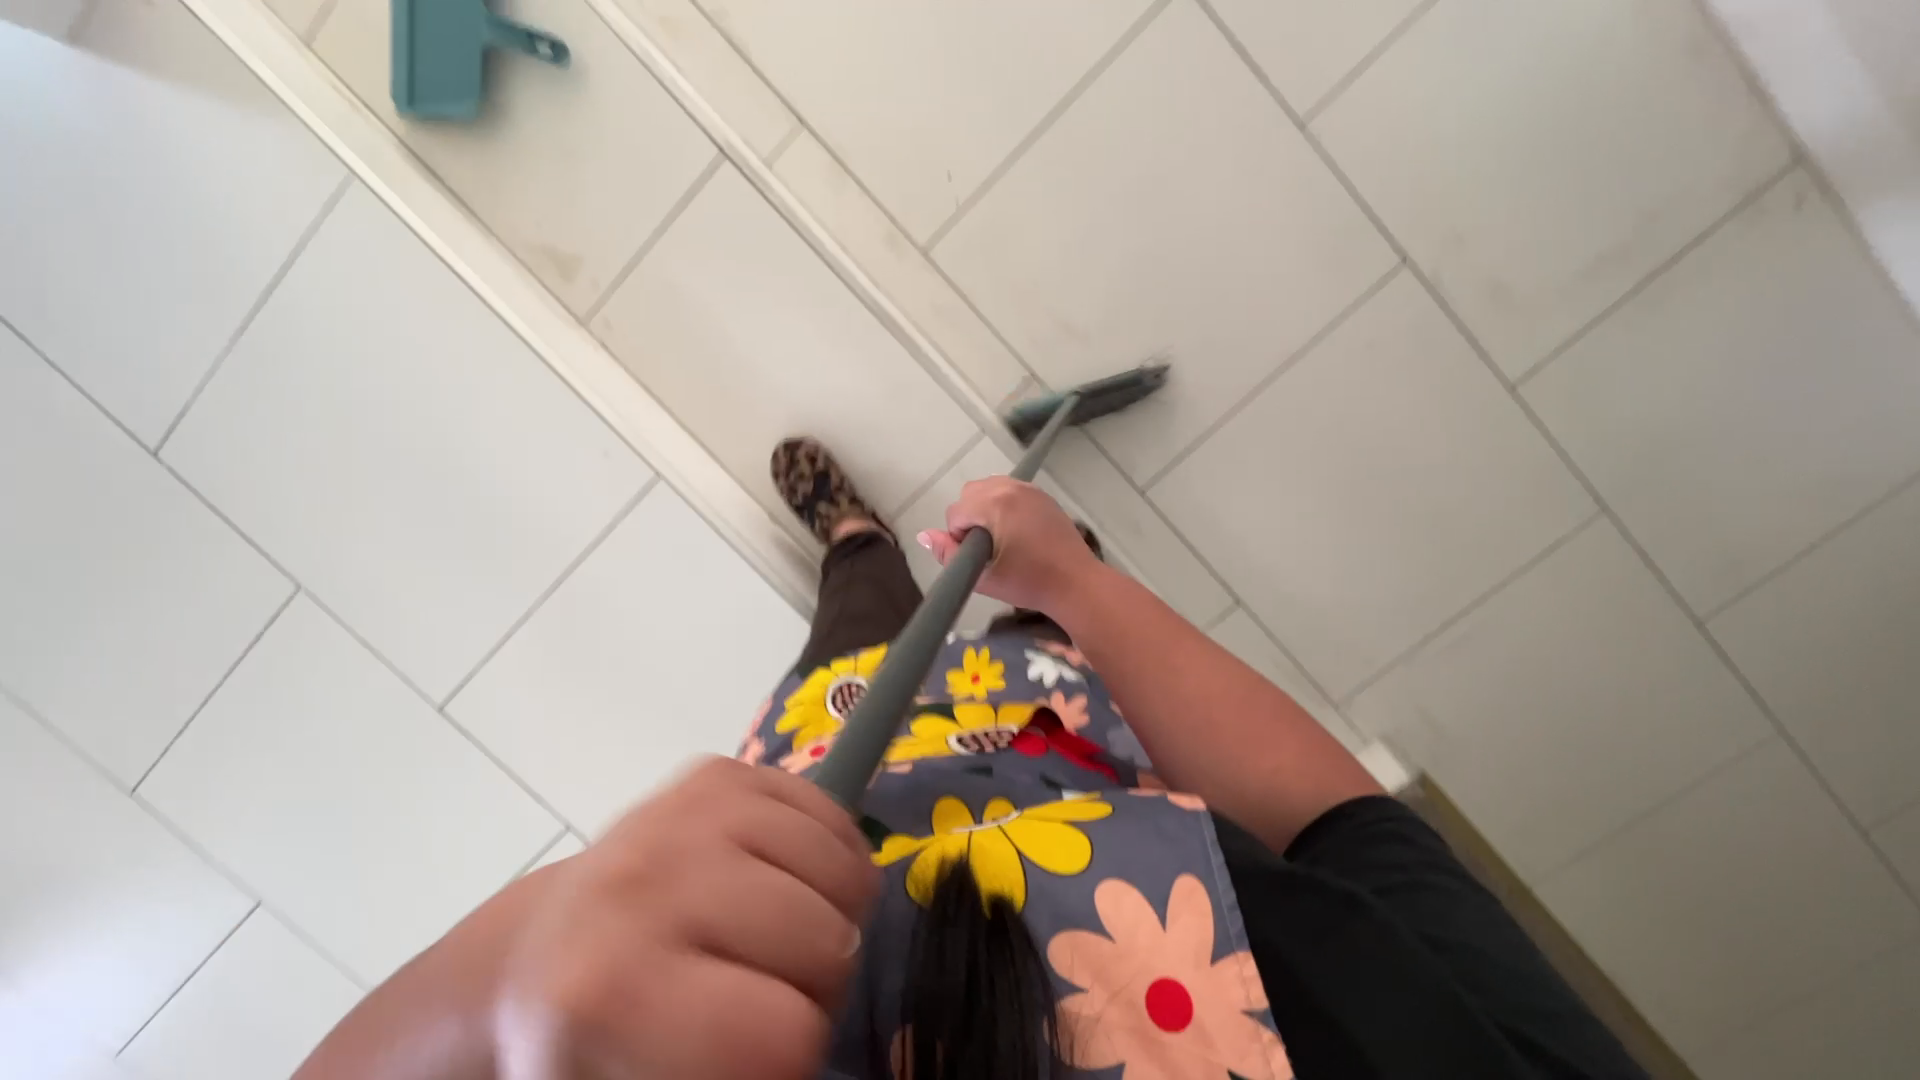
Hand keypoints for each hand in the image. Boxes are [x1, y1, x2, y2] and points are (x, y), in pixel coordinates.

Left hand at [492, 758, 879, 1079]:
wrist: (541, 942)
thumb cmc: (592, 1035)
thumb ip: (730, 1070)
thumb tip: (796, 1052)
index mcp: (614, 989)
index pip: (787, 1032)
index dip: (793, 1050)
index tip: (758, 1046)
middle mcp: (651, 881)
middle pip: (827, 943)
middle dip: (816, 979)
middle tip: (770, 986)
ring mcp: (691, 810)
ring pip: (843, 874)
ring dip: (833, 913)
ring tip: (781, 933)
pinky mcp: (723, 771)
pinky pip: (834, 817)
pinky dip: (834, 857)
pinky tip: (791, 880)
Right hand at [917, 476, 1105, 613]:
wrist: (1075, 583)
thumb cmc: (1028, 582)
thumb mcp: (982, 576)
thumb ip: (949, 555)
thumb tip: (925, 535)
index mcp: (995, 503)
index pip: (956, 512)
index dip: (959, 538)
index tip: (979, 558)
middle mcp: (1011, 487)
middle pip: (970, 493)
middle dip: (971, 518)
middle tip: (989, 549)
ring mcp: (1029, 489)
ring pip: (989, 489)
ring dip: (986, 510)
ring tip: (1002, 540)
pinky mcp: (1042, 495)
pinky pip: (1009, 492)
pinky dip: (1004, 506)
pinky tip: (1017, 533)